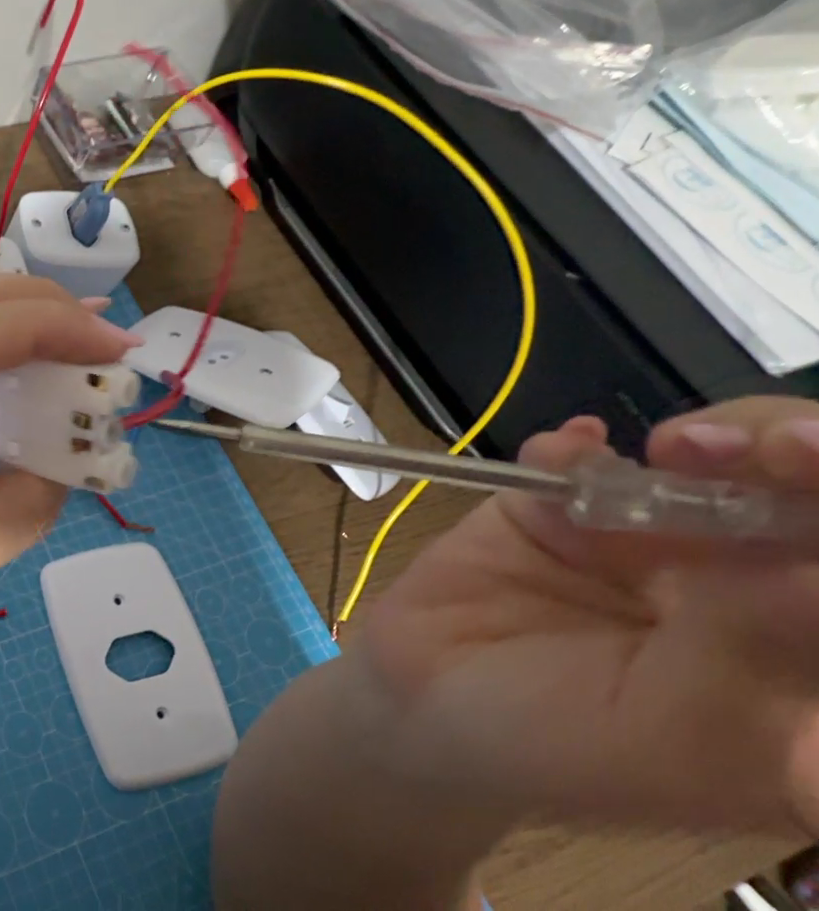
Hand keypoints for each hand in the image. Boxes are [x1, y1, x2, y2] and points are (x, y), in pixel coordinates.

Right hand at [355, 398, 818, 835]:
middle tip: (783, 448)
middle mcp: (751, 590)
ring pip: (721, 458)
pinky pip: (580, 457)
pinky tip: (560, 458)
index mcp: (807, 663)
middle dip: (805, 454)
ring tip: (673, 448)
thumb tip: (811, 576)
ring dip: (716, 437)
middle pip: (812, 499)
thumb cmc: (555, 751)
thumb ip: (747, 655)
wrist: (411, 709)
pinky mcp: (560, 509)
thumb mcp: (671, 734)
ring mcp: (654, 541)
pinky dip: (572, 450)